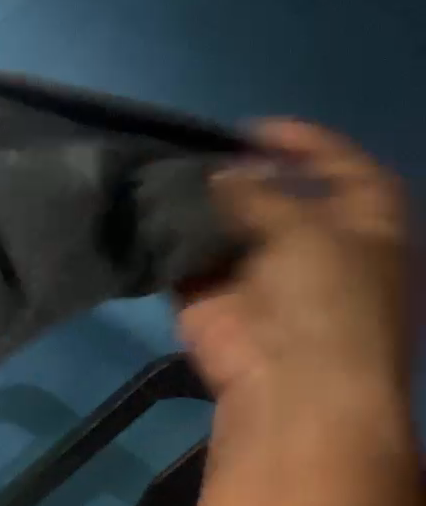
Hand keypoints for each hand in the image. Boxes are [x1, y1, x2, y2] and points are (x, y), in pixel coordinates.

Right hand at [177, 120, 411, 439]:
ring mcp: (255, 271)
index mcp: (363, 229)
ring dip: (195, 206)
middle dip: (240, 175)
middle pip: (276, 196)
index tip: (255, 128)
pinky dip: (164, 239)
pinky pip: (181, 257)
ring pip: (222, 225)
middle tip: (195, 154)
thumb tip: (224, 171)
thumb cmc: (327, 302)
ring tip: (160, 179)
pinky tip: (142, 216)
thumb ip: (263, 195)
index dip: (311, 146)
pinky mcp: (205, 293)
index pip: (346, 173)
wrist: (288, 377)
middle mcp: (311, 245)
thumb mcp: (309, 233)